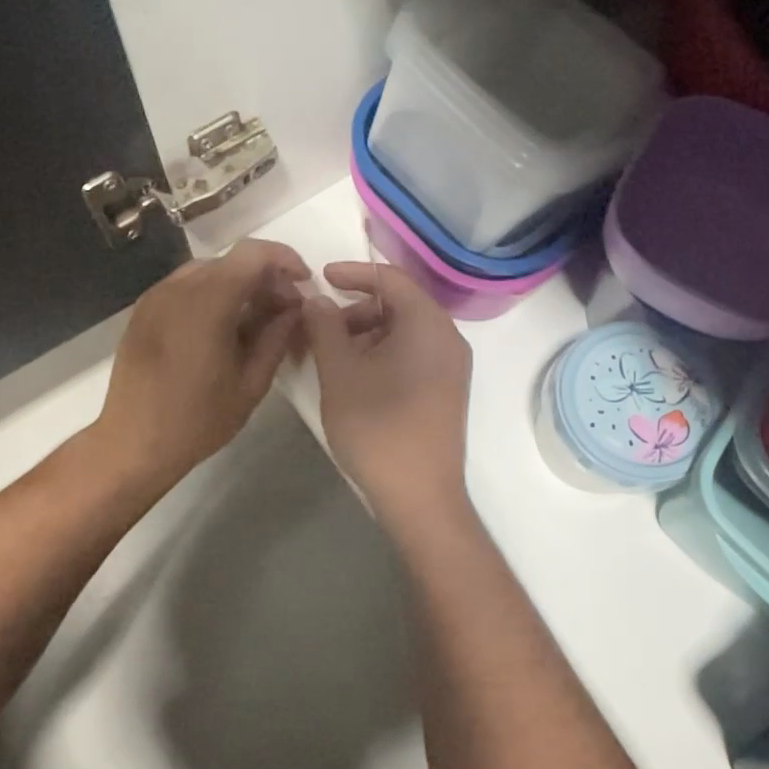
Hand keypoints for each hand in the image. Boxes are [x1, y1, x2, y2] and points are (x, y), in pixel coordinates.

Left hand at [95, 239, 310, 482]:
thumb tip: (294, 309)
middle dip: (264, 278)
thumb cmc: (197, 420)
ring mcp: (155, 298)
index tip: (303, 283)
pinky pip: (185, 289)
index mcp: (207, 302)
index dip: (284, 260)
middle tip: (284, 312)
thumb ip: (276, 338)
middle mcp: (177, 289)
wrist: (133, 442)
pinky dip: (211, 296)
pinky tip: (221, 330)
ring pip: (207, 272)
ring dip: (237, 287)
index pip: (253, 254)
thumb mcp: (251, 384)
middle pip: (230, 262)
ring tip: (254, 323)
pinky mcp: (142, 312)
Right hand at [304, 262, 471, 514]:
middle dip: (355, 309)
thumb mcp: (340, 372)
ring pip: (404, 333)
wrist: (420, 496)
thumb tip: (318, 301)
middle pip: (399, 305)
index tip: (319, 278)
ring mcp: (450, 368)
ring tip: (329, 356)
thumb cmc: (377, 426)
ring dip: (365, 334)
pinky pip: (412, 356)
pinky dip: (381, 354)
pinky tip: (353, 377)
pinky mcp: (445, 392)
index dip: (353, 273)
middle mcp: (447, 338)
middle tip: (318, 328)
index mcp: (428, 324)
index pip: (391, 279)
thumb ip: (325, 327)